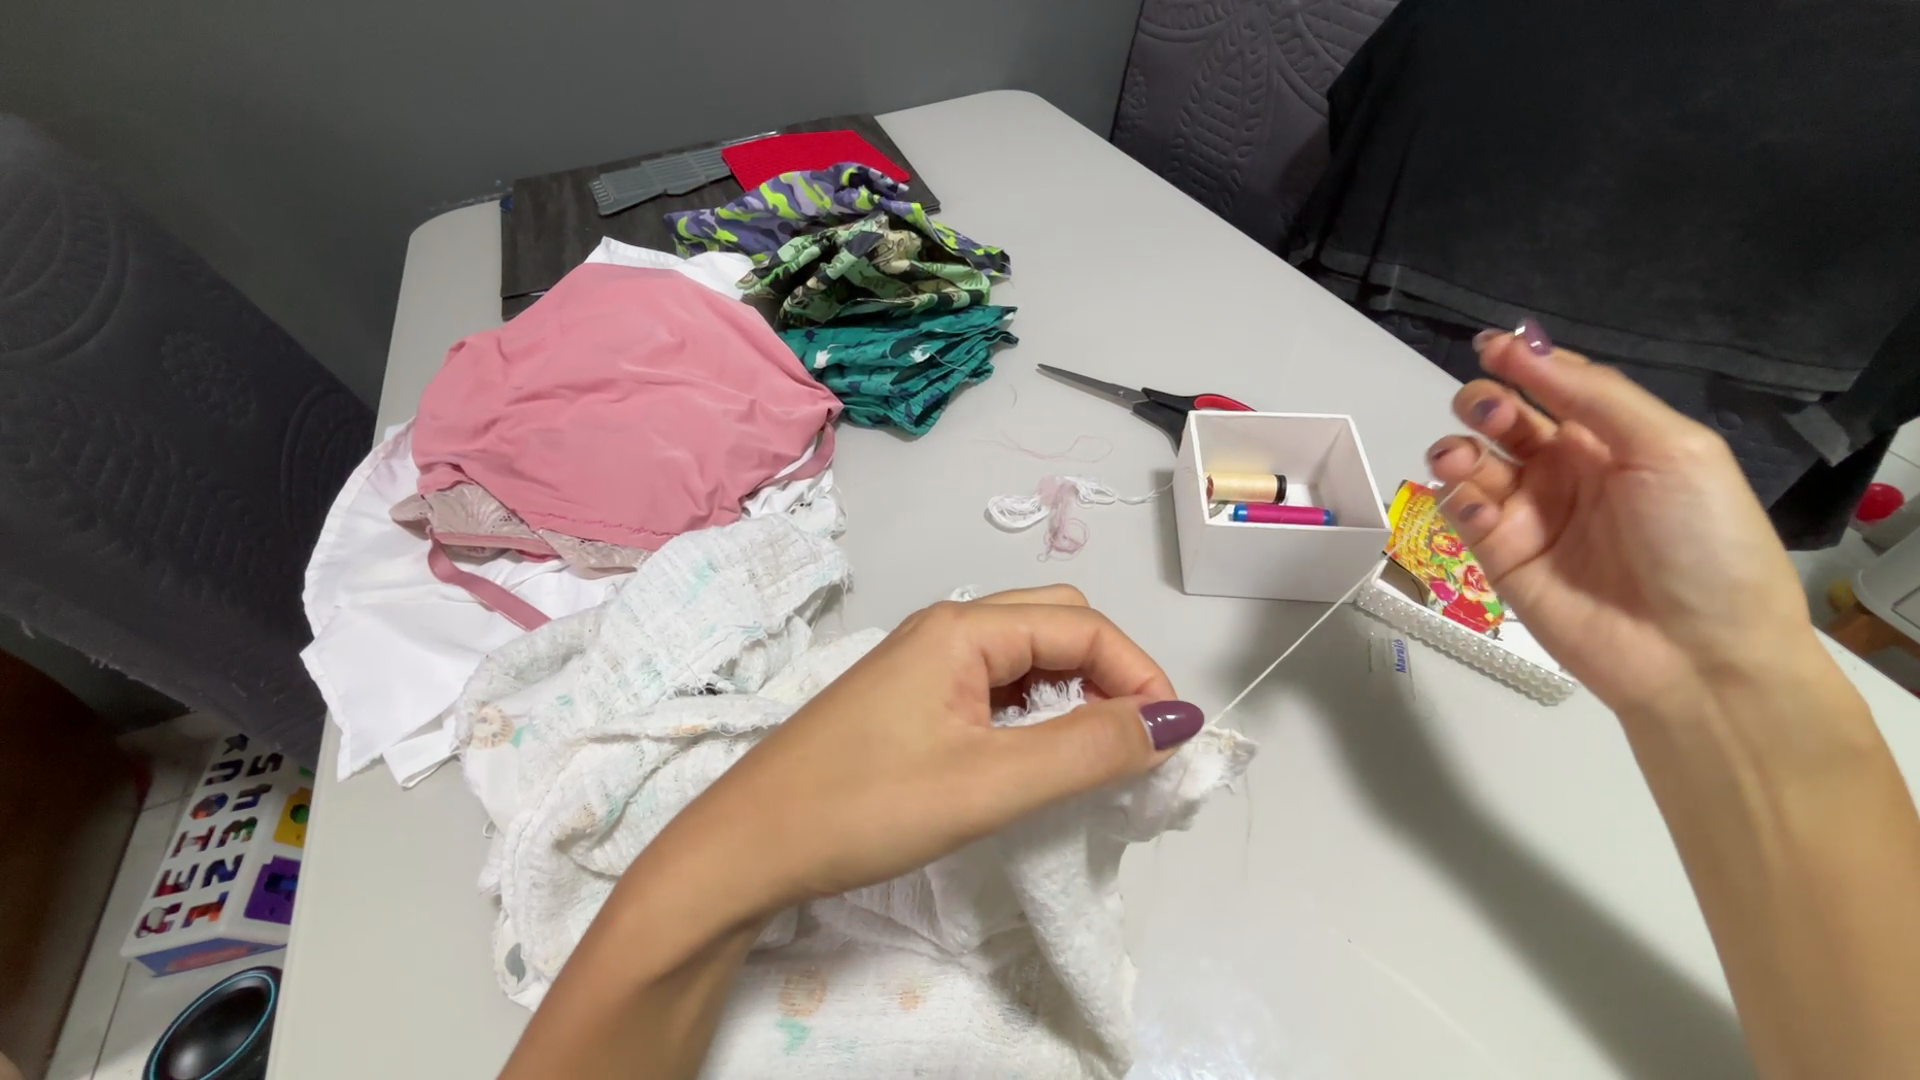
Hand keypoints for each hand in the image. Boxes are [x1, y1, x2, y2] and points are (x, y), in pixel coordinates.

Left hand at [501, 587, 1206, 1079]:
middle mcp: (946, 628)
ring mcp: (925, 660)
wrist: (747, 847)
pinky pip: (995, 683)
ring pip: (1027, 655)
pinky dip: (1035, 710)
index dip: (1139, 675)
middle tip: (1132, 746)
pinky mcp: (912, 695)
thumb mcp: (988, 783)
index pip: (1083, 626)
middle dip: (1110, 674)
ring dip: (1074, 692)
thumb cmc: (864, 808)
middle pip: (1057, 625)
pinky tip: (1034, 754)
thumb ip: (1087, 749)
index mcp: (964, 628)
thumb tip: (1176, 721)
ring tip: (1094, 756)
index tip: (1171, 741)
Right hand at [1425, 323, 1822, 716]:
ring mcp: (1528, 513)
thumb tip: (1523, 347)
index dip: (1520, 363)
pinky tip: (1481, 510)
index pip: (1555, 387)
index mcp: (1614, 441)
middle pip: (1502, 421)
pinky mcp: (1497, 554)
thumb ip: (1595, 396)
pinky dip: (1459, 502)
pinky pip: (1461, 512)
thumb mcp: (1671, 450)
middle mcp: (1565, 471)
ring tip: (1463, 461)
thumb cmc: (1701, 542)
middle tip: (1486, 415)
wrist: (1692, 652)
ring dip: (1457, 451)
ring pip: (1470, 464)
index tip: (1486, 346)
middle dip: (1482, 406)